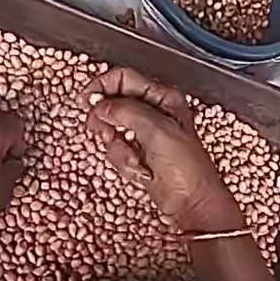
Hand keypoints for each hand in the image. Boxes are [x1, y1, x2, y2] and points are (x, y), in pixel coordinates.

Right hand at [83, 67, 242, 232]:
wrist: (192, 201)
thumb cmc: (186, 167)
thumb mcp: (157, 130)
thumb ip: (127, 111)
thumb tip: (100, 104)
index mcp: (162, 97)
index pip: (123, 79)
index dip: (102, 87)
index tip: (87, 101)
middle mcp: (152, 112)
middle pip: (111, 105)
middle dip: (107, 123)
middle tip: (108, 135)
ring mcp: (143, 134)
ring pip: (110, 131)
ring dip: (118, 149)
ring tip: (135, 160)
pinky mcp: (137, 154)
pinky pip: (115, 152)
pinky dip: (123, 163)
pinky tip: (141, 171)